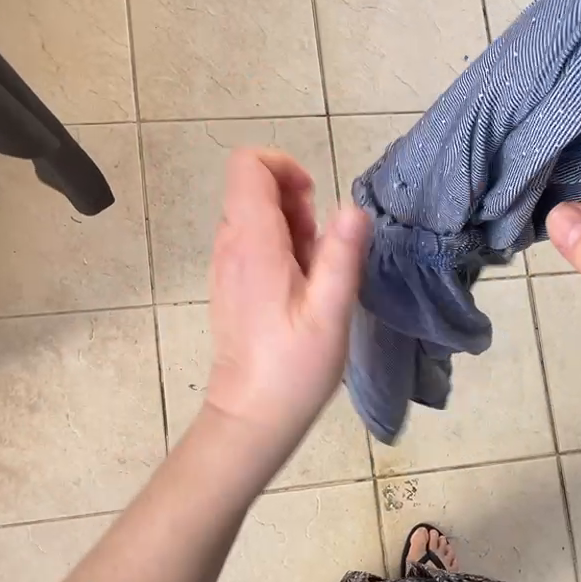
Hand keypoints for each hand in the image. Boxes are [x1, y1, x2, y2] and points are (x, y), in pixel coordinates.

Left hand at [202, 148, 368, 455]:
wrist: (251, 416)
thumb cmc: (292, 369)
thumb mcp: (329, 313)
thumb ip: (341, 254)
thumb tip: (354, 206)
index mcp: (252, 243)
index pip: (249, 165)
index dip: (285, 168)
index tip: (315, 203)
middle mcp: (230, 246)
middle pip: (253, 187)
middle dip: (295, 202)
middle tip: (322, 250)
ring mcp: (226, 266)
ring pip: (255, 215)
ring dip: (292, 228)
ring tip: (315, 274)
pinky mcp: (231, 285)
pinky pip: (252, 244)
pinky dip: (280, 250)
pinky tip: (300, 290)